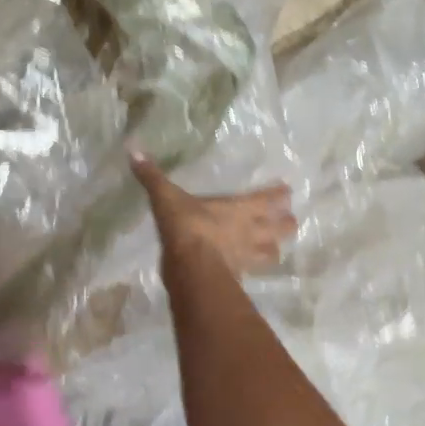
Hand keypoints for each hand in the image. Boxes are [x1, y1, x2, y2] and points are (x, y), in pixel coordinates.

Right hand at [129, 147, 294, 274]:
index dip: (277, 195)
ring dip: (275, 248)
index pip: (266, 200)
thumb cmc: (188, 226)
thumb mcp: (166, 196)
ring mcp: (247, 257)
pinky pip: (252, 270)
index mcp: (240, 210)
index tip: (287, 191)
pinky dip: (254, 267)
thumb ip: (152, 175)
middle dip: (285, 223)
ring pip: (272, 252)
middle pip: (279, 229)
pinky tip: (248, 267)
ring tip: (275, 246)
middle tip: (291, 219)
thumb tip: (133, 149)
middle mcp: (250, 232)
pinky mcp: (239, 276)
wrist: (193, 270)